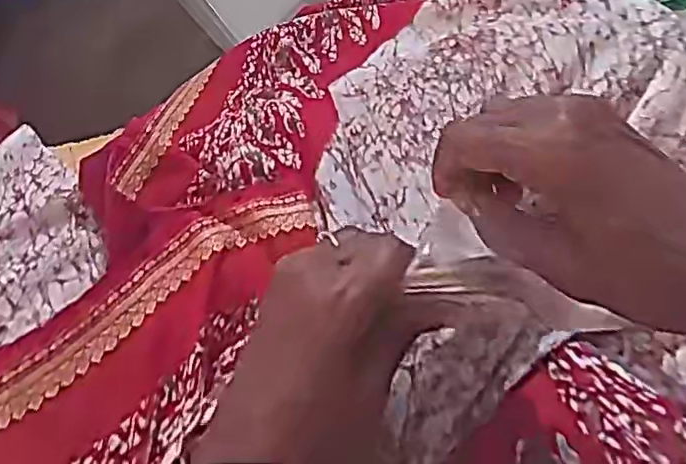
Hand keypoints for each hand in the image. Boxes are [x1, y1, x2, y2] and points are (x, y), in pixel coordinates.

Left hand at [193, 230, 425, 463]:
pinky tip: (342, 311)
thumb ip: (402, 329)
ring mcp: (290, 267)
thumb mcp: (371, 387)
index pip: (395, 248)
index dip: (416, 269)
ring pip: (344, 247)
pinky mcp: (275, 279)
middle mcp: (314, 265)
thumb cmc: (316, 431)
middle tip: (405, 304)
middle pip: (368, 242)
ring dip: (362, 268)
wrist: (249, 452)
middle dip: (389, 267)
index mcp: (342, 292)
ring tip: (372, 311)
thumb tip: (435, 299)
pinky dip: (337, 273)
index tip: (430, 293)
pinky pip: (320, 259)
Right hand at [431, 95, 685, 345]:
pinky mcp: (601, 111)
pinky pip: (539, 113)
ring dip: (495, 144)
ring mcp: (584, 107)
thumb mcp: (559, 263)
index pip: (465, 135)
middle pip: (485, 117)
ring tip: (509, 193)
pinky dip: (523, 137)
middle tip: (479, 201)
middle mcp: (562, 113)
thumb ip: (500, 225)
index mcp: (549, 150)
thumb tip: (472, 201)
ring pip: (510, 111)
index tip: (450, 198)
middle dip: (469, 155)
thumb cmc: (642, 273)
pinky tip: (538, 177)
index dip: (445, 165)